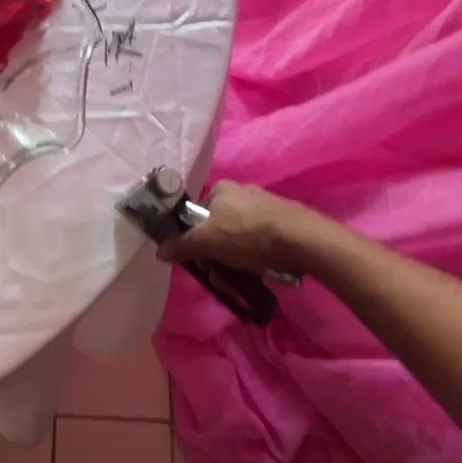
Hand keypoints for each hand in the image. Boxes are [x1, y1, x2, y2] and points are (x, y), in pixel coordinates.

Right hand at [156, 181, 332, 277]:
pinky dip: (259, 255)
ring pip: (240, 235)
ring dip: (238, 257)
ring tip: (245, 274)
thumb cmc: (248, 235)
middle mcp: (243, 191)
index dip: (196, 237)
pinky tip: (264, 268)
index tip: (202, 258)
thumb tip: (159, 251)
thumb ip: (182, 245)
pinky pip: (262, 239)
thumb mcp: (208, 241)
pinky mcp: (284, 220)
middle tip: (222, 272)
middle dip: (218, 252)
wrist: (302, 239)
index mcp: (222, 188)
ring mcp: (266, 205)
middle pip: (219, 226)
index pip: (199, 213)